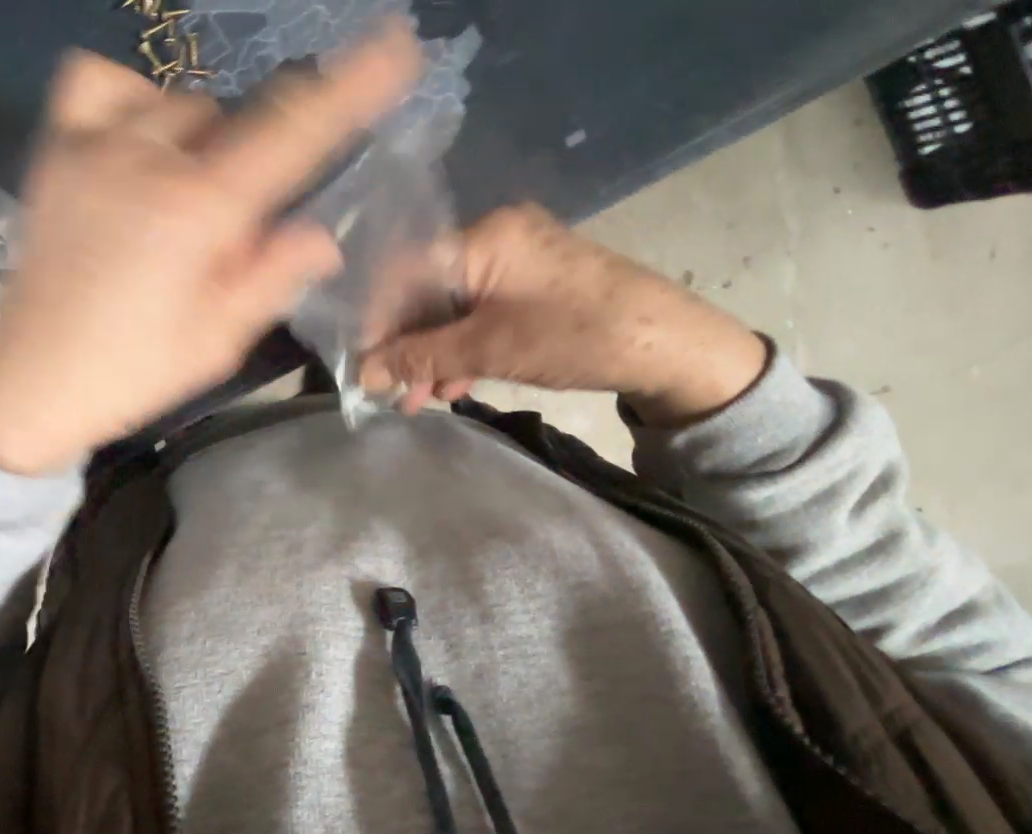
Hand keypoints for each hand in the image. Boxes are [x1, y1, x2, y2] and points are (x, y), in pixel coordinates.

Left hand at [0, 23, 423, 473]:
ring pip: (177, 105)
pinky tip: (135, 145)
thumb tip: (320, 232)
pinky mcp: (53, 154)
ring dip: (198, 142)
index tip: (395, 47)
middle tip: (229, 231)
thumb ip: (272, 276)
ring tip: (180, 199)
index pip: (292, 132)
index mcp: (198, 212)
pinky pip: (98, 84)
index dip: (350, 86)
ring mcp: (93, 148)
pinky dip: (130, 102)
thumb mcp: (216, 340)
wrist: (27, 386)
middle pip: (234, 119)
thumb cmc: (129, 375)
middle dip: (250, 164)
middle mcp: (148, 160)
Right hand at [360, 204, 768, 426]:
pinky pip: (481, 314)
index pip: (405, 273)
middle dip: (406, 346)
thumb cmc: (574, 335)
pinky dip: (463, 349)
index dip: (378, 322)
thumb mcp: (487, 349)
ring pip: (453, 309)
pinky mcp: (533, 287)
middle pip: (427, 292)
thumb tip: (363, 373)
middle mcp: (496, 238)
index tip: (362, 366)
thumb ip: (420, 358)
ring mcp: (518, 262)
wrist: (669, 344)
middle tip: (389, 392)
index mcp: (484, 236)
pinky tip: (451, 385)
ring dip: (432, 355)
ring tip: (418, 401)